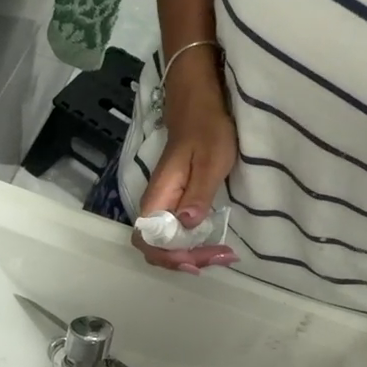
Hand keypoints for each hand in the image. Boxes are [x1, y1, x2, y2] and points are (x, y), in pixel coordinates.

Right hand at [133, 53, 237, 274]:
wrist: (197, 105)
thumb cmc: (207, 129)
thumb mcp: (211, 159)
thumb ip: (198, 193)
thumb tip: (188, 224)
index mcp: (158, 198)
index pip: (150, 241)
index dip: (171, 255)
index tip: (200, 257)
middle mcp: (153, 207)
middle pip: (153, 248)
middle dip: (181, 261)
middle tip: (217, 259)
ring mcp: (161, 207)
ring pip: (163, 244)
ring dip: (186, 256)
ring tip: (217, 256)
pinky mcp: (171, 204)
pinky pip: (172, 234)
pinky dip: (188, 246)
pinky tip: (208, 245)